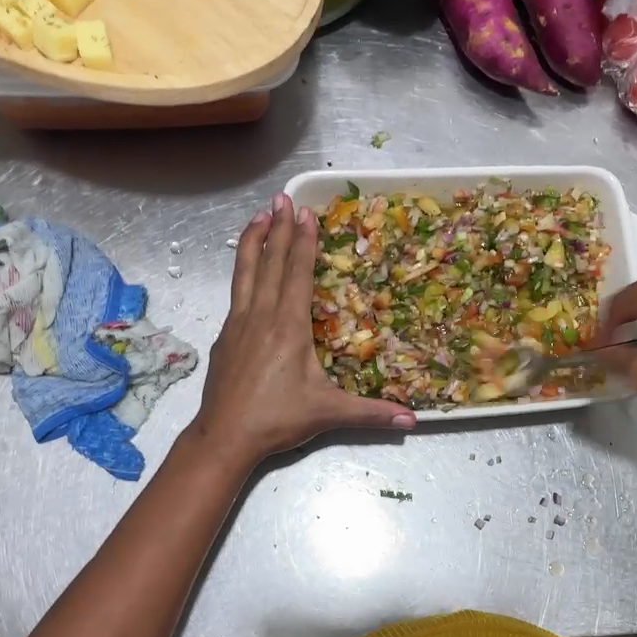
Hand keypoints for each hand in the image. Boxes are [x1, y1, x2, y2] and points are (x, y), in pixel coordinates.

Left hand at [190, 194, 415, 465]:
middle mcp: (261, 317)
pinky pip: (235, 294)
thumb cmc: (277, 420)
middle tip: (281, 199)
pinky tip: (245, 272)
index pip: (297, 273)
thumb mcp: (328, 414)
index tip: (306, 212)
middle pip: (270, 263)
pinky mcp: (224, 338)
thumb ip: (371, 413)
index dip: (303, 241)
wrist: (225, 437)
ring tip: (257, 216)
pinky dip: (242, 272)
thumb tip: (412, 421)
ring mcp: (237, 325)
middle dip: (277, 229)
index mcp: (288, 326)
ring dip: (252, 242)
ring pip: (245, 273)